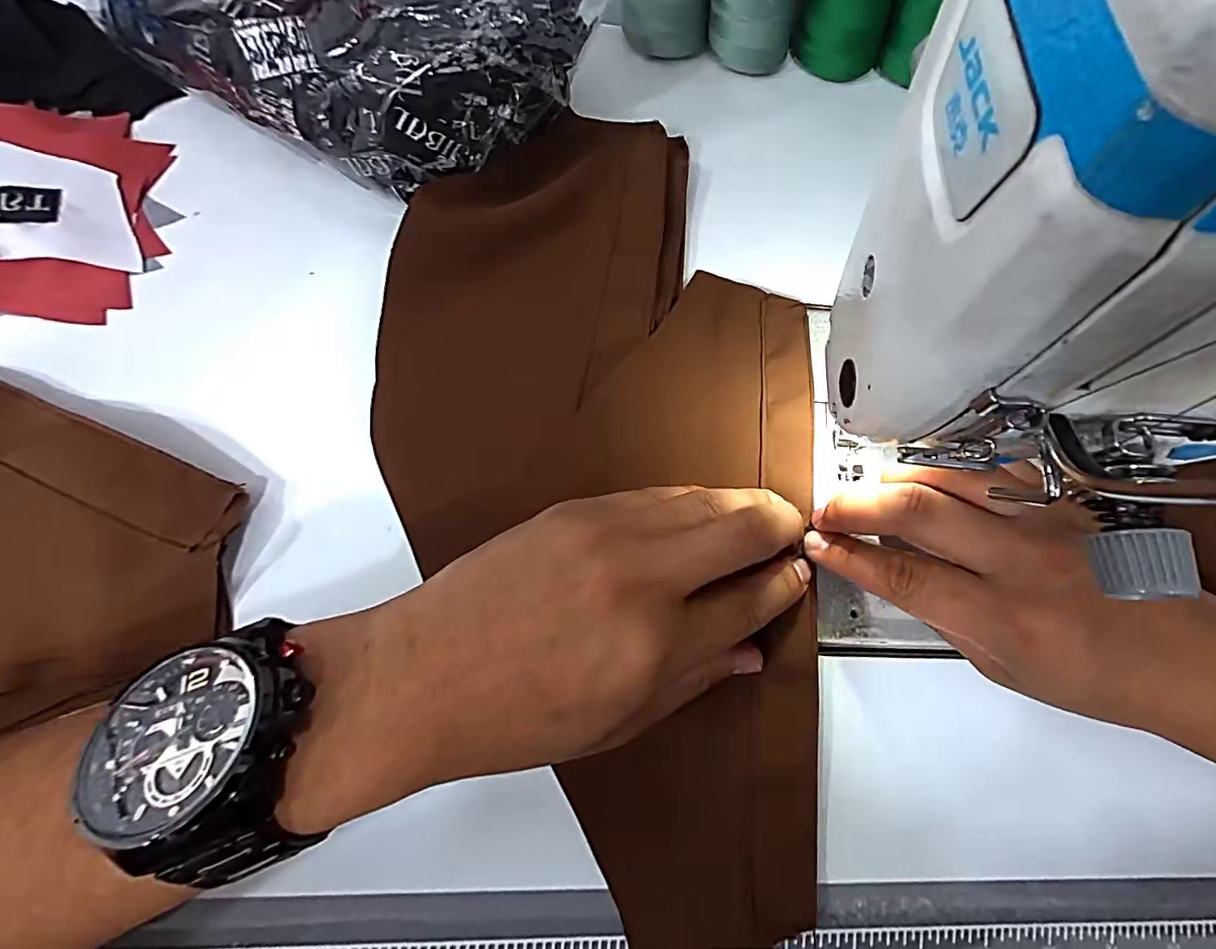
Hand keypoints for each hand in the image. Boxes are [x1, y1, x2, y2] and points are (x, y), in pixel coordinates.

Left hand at [280, 487, 808, 831]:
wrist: (418, 674)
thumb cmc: (510, 713)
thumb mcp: (617, 721)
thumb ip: (695, 679)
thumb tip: (747, 651)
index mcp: (654, 645)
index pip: (751, 598)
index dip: (785, 584)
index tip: (797, 575)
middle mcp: (640, 578)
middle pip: (745, 527)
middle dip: (784, 524)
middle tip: (796, 530)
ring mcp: (607, 532)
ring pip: (707, 498)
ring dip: (744, 504)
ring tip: (760, 514)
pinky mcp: (580, 509)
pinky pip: (660, 493)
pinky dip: (694, 501)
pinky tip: (702, 512)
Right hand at [804, 465, 1215, 736]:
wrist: (1182, 651)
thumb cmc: (1103, 675)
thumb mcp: (1006, 669)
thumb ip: (950, 619)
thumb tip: (905, 582)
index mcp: (1004, 617)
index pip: (905, 576)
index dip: (852, 556)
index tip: (822, 543)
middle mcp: (1022, 561)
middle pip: (918, 511)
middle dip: (858, 504)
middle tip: (830, 506)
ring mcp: (1045, 519)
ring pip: (952, 476)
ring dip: (898, 476)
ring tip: (871, 488)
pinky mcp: (1061, 498)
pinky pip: (992, 469)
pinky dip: (950, 469)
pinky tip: (930, 475)